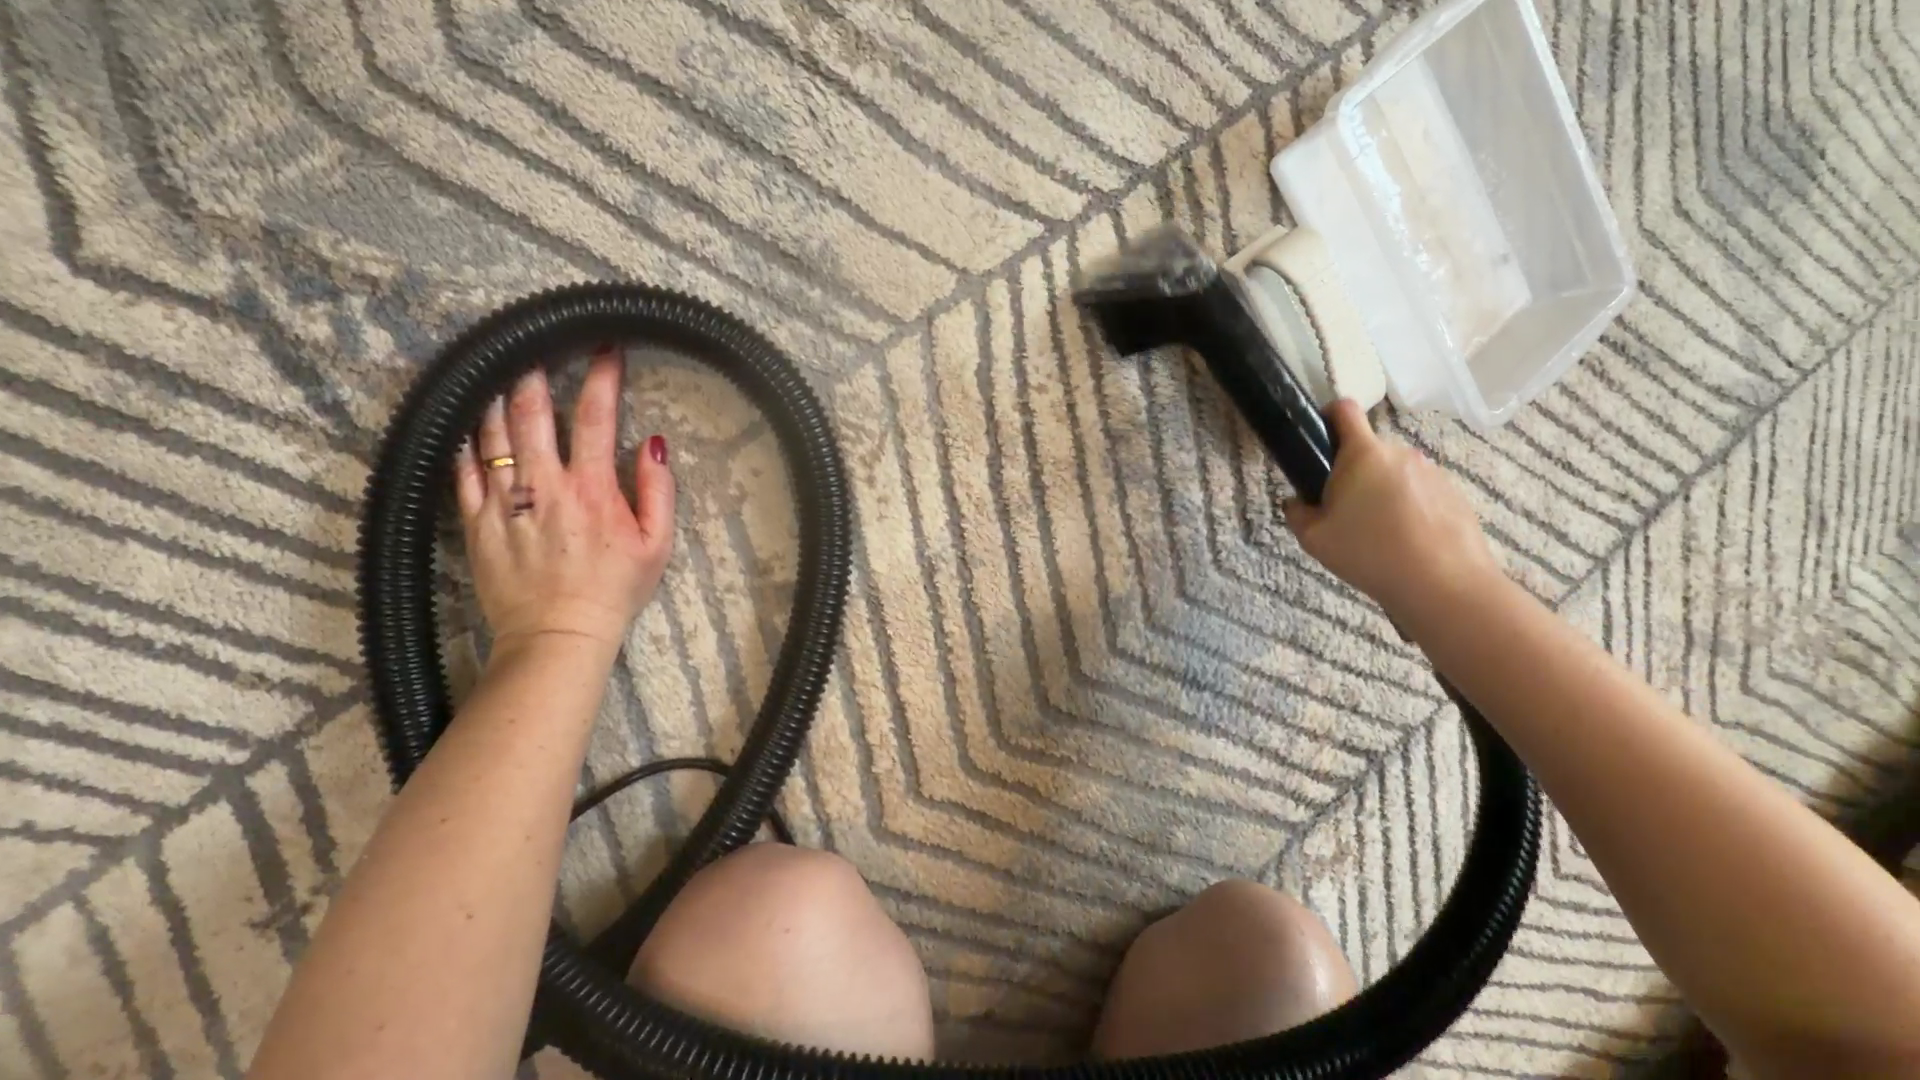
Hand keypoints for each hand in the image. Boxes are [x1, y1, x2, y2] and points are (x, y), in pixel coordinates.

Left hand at [454, 347, 674, 655]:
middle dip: (533, 375)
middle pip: (532, 413)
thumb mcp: (658, 545)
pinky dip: (463, 441)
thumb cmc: (615, 590)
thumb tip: (653, 444)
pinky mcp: (477, 522)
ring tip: (497, 375)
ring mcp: (505, 502)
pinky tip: (465, 422)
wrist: (559, 635)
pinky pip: (463, 471)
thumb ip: (658, 491)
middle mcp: (545, 486)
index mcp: (593, 489)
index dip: (603, 377)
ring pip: (492, 434)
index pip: (597, 417)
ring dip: (495, 398)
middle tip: (533, 351)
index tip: (607, 351)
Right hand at [1283, 400, 1502, 622]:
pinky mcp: (1455, 494)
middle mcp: (1400, 453)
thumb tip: (1296, 502)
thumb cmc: (1370, 554)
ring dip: (1383, 492)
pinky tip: (1407, 542)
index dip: (1327, 417)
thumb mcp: (1315, 539)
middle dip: (1353, 473)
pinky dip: (1410, 509)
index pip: (1344, 410)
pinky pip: (1421, 492)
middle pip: (1369, 450)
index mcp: (1363, 454)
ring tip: (1379, 534)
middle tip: (1343, 513)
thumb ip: (1297, 514)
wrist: (1444, 584)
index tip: (1319, 441)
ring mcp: (1432, 472)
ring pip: (1395, 473)